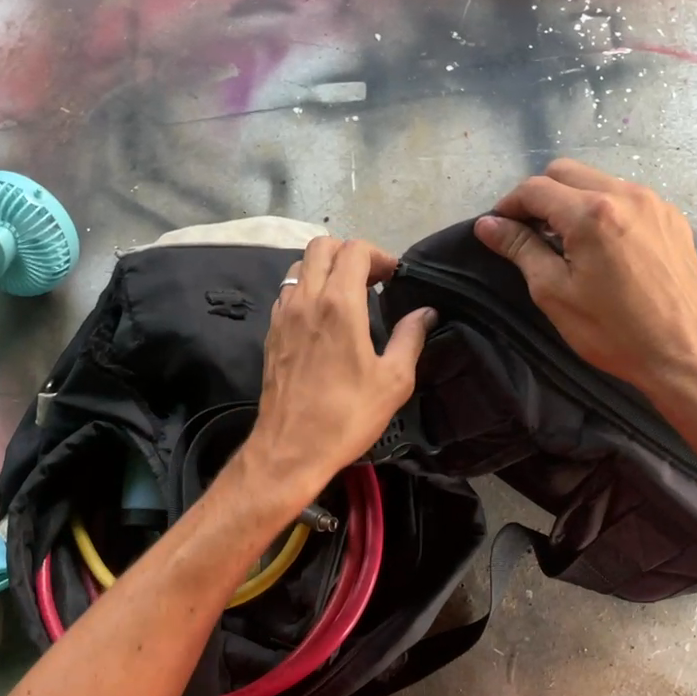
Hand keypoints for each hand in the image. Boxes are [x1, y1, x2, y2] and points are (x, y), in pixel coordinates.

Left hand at [243, 237, 433, 500]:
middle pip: (321, 247)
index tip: (394, 278)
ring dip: (325, 269)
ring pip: (299, 266)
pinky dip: (306, 290)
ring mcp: (283, 315)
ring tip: (348, 296)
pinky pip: (287, 293)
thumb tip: (425, 313)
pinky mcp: (271, 333)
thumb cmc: (346, 416)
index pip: (354, 251)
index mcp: (339, 305)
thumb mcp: (393, 381)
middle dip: (349, 253)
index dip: (379, 255)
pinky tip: (323, 318)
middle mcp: (305, 300)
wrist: (290, 448)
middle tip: (371, 280)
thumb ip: (410, 338)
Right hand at [473, 158, 696, 403]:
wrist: (683, 353)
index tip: (498, 229)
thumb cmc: (611, 331)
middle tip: (529, 232)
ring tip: (565, 241)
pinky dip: (603, 210)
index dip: (509, 205)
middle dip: (540, 195)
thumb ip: (520, 248)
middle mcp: (626, 195)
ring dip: (572, 200)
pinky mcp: (672, 219)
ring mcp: (655, 204)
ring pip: (598, 181)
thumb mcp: (553, 292)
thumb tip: (488, 225)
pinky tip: (601, 247)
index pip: (535, 189)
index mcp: (592, 214)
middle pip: (566, 172)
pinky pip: (626, 198)